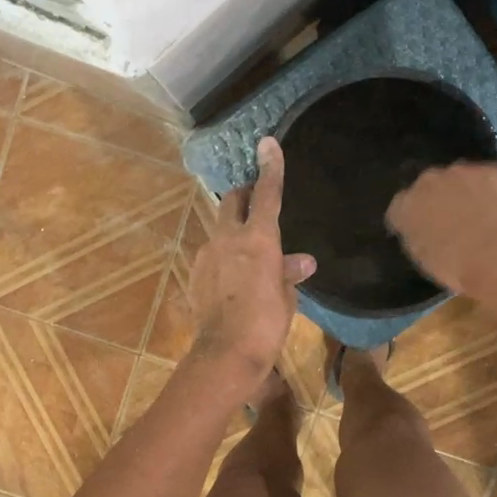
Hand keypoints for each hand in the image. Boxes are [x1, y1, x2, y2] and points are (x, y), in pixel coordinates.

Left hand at [188, 137, 315, 390]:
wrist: (226, 353)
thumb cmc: (266, 323)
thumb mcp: (286, 297)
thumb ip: (288, 272)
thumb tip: (301, 261)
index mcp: (258, 238)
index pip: (266, 193)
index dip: (270, 167)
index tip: (267, 144)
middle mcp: (228, 237)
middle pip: (233, 201)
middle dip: (244, 194)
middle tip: (256, 198)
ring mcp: (207, 254)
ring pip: (220, 228)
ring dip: (233, 229)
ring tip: (248, 249)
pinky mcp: (195, 274)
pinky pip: (212, 254)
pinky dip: (224, 256)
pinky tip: (233, 276)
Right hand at [386, 162, 496, 298]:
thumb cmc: (455, 268)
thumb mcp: (422, 256)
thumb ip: (415, 234)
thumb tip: (421, 228)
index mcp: (403, 206)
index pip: (401, 206)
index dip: (413, 218)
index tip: (423, 230)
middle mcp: (426, 181)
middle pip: (428, 186)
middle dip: (437, 198)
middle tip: (451, 219)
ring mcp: (459, 172)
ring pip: (458, 178)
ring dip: (463, 190)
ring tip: (478, 212)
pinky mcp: (490, 170)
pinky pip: (487, 178)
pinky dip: (491, 189)